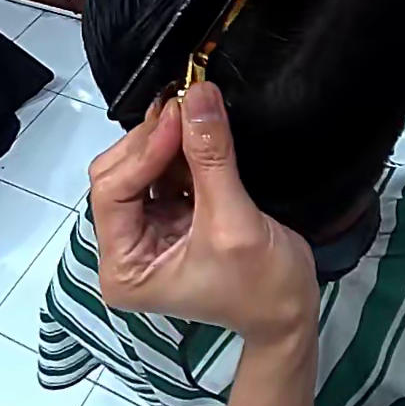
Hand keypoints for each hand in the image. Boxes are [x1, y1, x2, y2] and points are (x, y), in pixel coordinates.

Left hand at [87, 82, 318, 349]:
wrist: (292, 308)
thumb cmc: (262, 286)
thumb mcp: (233, 221)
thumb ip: (212, 158)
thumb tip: (199, 96)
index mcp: (125, 267)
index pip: (113, 193)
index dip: (144, 150)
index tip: (177, 113)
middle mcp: (127, 247)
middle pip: (120, 174)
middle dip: (152, 140)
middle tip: (186, 105)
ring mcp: (149, 230)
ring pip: (142, 167)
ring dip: (168, 139)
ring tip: (194, 111)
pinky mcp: (174, 215)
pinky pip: (167, 171)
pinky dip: (183, 148)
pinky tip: (199, 129)